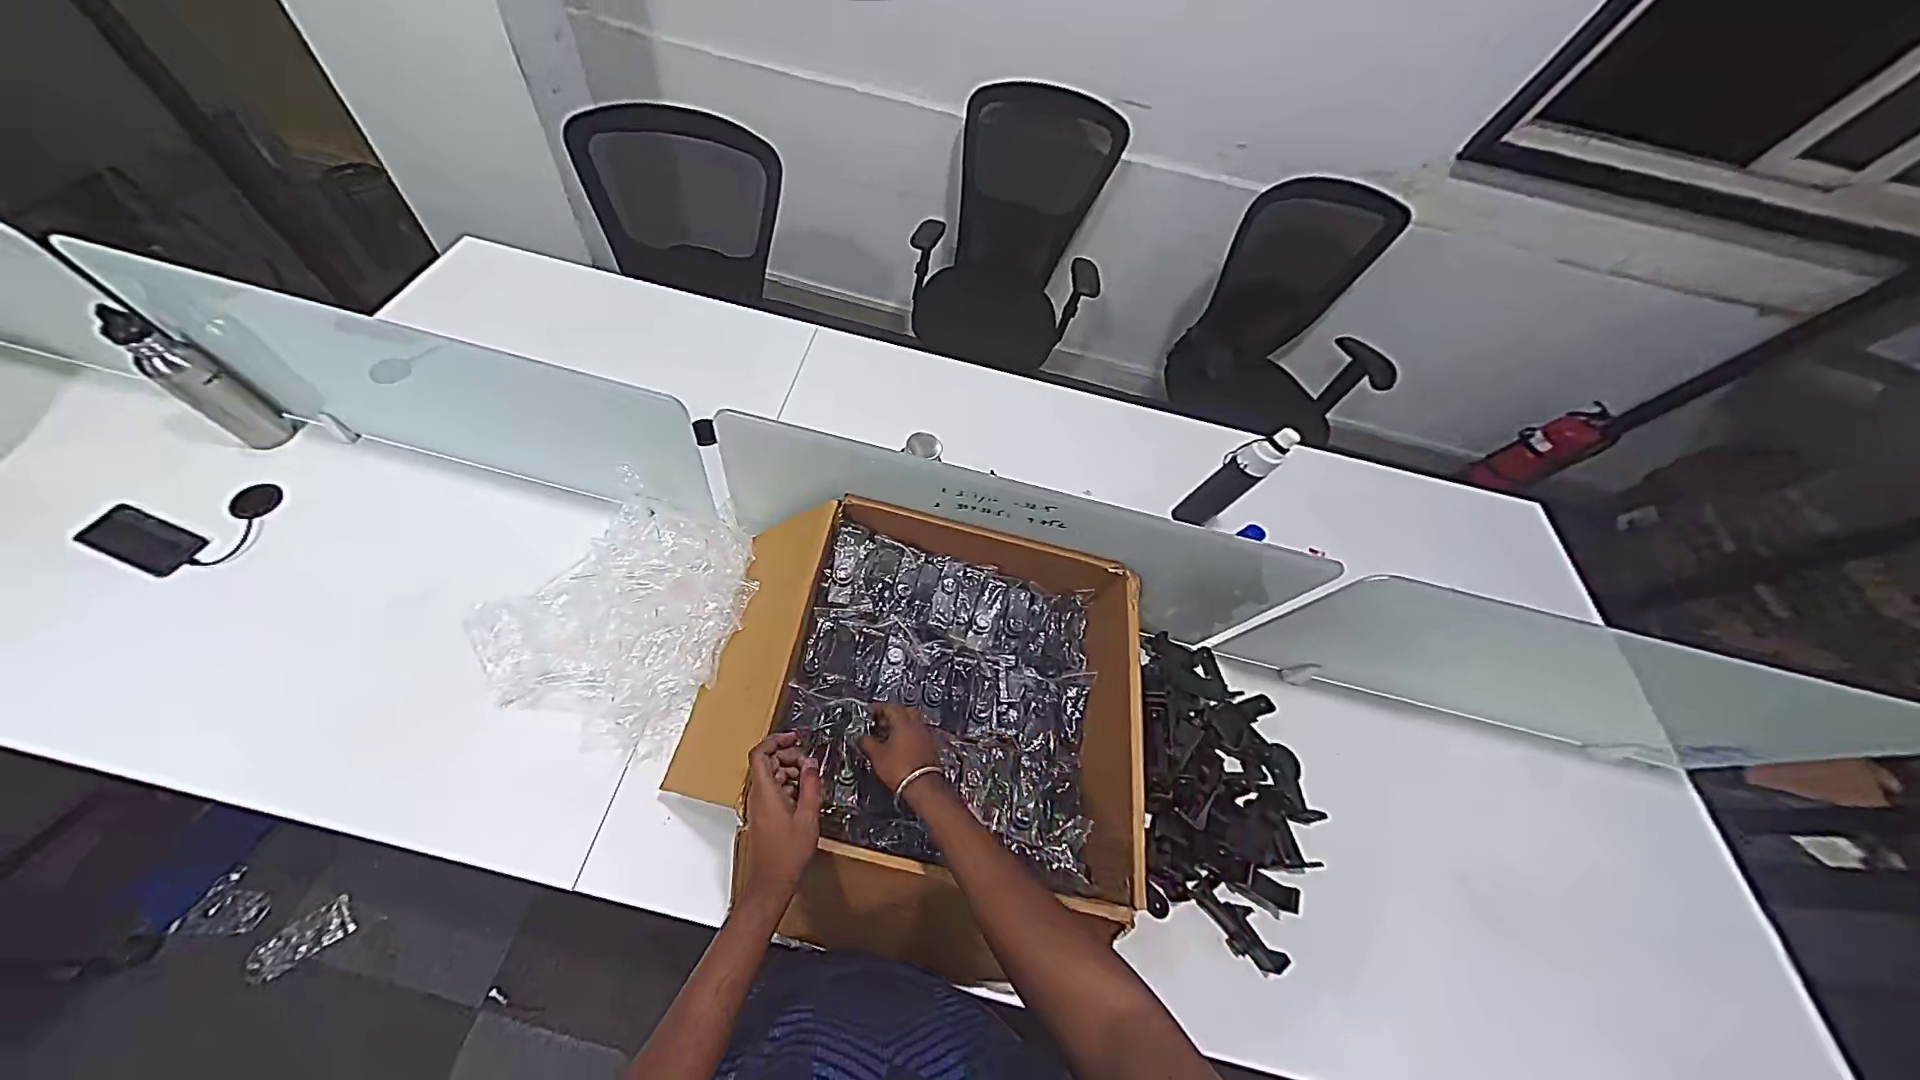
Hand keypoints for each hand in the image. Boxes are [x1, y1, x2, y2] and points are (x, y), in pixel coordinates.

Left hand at [742, 731, 819, 901]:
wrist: (772, 881)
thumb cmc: (787, 854)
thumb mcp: (807, 815)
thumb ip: (810, 785)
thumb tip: (811, 763)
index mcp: (764, 792)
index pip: (760, 753)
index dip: (776, 740)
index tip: (795, 738)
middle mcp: (757, 795)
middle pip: (768, 761)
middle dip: (789, 756)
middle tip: (809, 764)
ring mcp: (759, 804)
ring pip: (772, 774)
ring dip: (791, 770)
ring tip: (810, 780)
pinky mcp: (764, 813)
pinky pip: (774, 788)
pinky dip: (789, 784)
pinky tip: (804, 795)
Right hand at [858, 704, 941, 795]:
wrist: (922, 786)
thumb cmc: (899, 769)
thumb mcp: (877, 755)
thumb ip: (867, 743)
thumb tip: (861, 738)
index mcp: (904, 723)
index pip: (891, 707)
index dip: (880, 708)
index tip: (872, 712)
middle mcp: (917, 725)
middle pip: (905, 711)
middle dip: (892, 714)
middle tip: (881, 722)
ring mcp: (926, 735)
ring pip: (913, 722)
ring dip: (901, 724)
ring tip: (889, 734)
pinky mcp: (931, 746)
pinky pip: (918, 733)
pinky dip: (909, 734)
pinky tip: (901, 745)